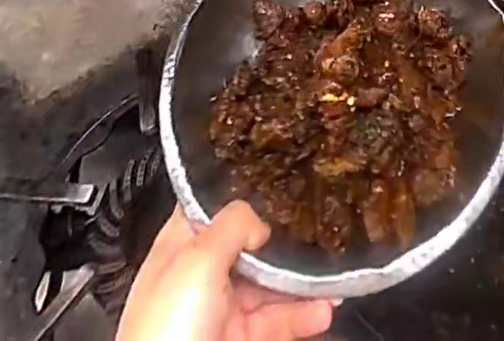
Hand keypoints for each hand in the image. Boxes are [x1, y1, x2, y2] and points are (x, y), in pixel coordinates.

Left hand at [117, 201, 334, 340]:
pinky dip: (306, 314)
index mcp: (181, 250)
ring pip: (272, 283)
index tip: (280, 178)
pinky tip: (325, 308)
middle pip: (251, 244)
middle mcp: (201, 276)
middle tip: (320, 227)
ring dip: (305, 279)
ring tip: (335, 275)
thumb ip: (235, 224)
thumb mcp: (197, 259)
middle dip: (286, 238)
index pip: (211, 206)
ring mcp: (222, 311)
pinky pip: (280, 320)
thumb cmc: (167, 330)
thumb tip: (262, 226)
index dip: (242, 190)